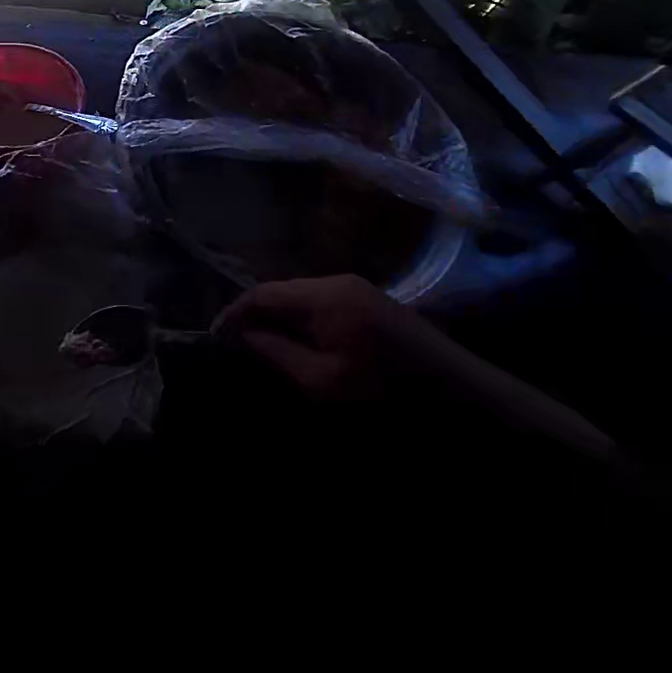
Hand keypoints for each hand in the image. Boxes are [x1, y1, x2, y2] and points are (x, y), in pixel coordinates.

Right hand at [211, 275, 409, 401]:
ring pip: (297, 294)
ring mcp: (355, 287)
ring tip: (257, 340)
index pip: (263, 293)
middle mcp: (337, 281)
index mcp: (325, 296)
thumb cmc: (385, 390)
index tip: (215, 334)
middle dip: (252, 313)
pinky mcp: (366, 299)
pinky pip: (317, 300)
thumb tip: (243, 334)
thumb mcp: (321, 380)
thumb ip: (276, 351)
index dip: (234, 312)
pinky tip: (292, 337)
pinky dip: (297, 316)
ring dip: (275, 315)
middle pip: (279, 290)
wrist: (456, 391)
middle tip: (233, 339)